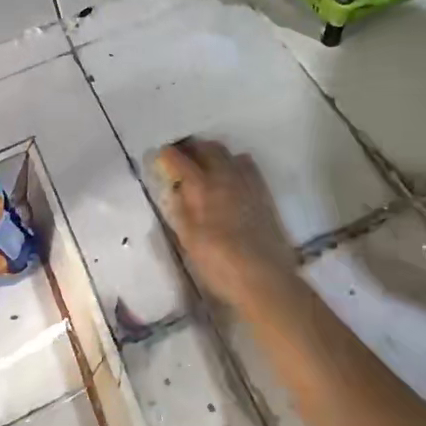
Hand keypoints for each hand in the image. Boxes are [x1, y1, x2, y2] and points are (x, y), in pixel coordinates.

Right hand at [152, 138, 298, 312]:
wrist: (264, 277)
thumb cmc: (219, 263)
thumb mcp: (189, 240)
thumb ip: (181, 210)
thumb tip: (177, 189)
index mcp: (202, 187)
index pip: (180, 160)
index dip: (168, 155)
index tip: (161, 156)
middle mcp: (225, 177)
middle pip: (207, 149)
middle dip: (192, 148)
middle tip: (182, 157)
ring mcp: (247, 183)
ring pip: (229, 153)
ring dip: (214, 153)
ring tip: (205, 164)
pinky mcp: (264, 192)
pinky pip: (248, 165)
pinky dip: (236, 163)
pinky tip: (232, 176)